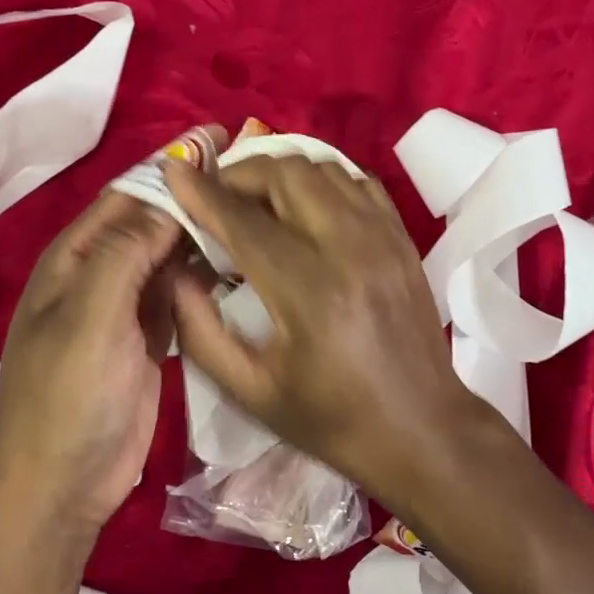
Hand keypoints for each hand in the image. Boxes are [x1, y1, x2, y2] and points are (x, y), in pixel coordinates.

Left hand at [0, 128, 225, 530]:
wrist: (60, 485)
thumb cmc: (67, 395)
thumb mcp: (91, 314)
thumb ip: (129, 249)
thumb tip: (174, 194)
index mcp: (77, 257)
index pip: (131, 192)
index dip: (174, 163)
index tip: (224, 137)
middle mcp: (102, 273)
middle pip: (155, 218)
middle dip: (198, 192)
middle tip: (256, 171)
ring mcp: (127, 307)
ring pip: (172, 253)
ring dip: (207, 230)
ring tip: (259, 207)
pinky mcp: (151, 337)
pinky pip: (183, 290)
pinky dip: (209, 271)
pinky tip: (245, 261)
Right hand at [166, 154, 482, 492]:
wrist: (420, 426)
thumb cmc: (332, 418)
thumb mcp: (251, 391)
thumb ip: (201, 331)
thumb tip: (178, 272)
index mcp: (308, 290)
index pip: (244, 220)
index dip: (202, 193)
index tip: (173, 173)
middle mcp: (348, 247)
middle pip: (287, 174)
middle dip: (241, 174)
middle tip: (218, 195)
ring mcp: (382, 235)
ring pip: (324, 167)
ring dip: (282, 173)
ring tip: (258, 199)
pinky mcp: (402, 235)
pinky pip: (358, 181)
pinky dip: (324, 181)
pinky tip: (307, 206)